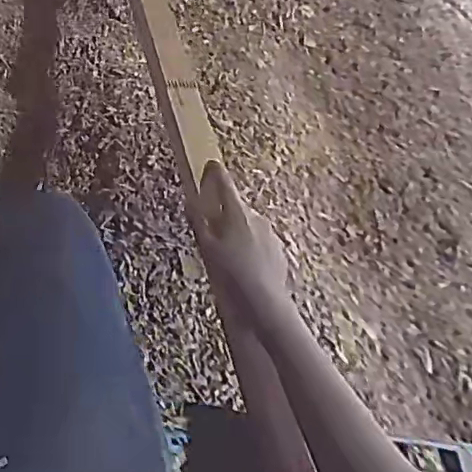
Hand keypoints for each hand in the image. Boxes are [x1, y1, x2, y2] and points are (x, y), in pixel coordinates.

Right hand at [194, 161, 290, 313]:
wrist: (264, 306)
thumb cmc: (230, 275)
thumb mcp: (206, 247)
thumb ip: (199, 221)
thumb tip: (192, 201)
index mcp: (237, 214)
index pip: (225, 184)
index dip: (215, 173)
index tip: (210, 164)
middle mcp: (257, 218)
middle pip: (236, 206)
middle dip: (223, 211)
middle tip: (209, 225)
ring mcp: (270, 235)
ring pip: (247, 224)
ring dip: (235, 229)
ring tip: (224, 251)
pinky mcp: (279, 251)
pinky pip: (258, 240)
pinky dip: (248, 244)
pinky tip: (240, 263)